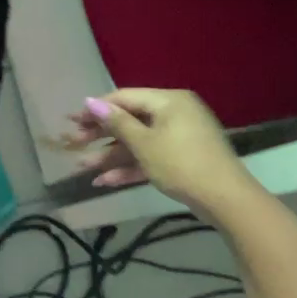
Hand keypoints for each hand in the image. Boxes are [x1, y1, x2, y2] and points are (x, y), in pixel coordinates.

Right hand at [66, 89, 262, 215]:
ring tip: (83, 168)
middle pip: (129, 120)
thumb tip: (90, 101)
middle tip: (74, 144)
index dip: (96, 109)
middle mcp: (174, 113)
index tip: (71, 120)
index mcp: (168, 101)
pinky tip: (106, 181)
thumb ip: (116, 122)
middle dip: (101, 135)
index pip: (124, 97)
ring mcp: (178, 137)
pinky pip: (150, 156)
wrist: (225, 199)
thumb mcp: (144, 143)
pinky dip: (130, 167)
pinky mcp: (180, 158)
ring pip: (137, 142)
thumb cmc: (181, 164)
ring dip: (111, 155)